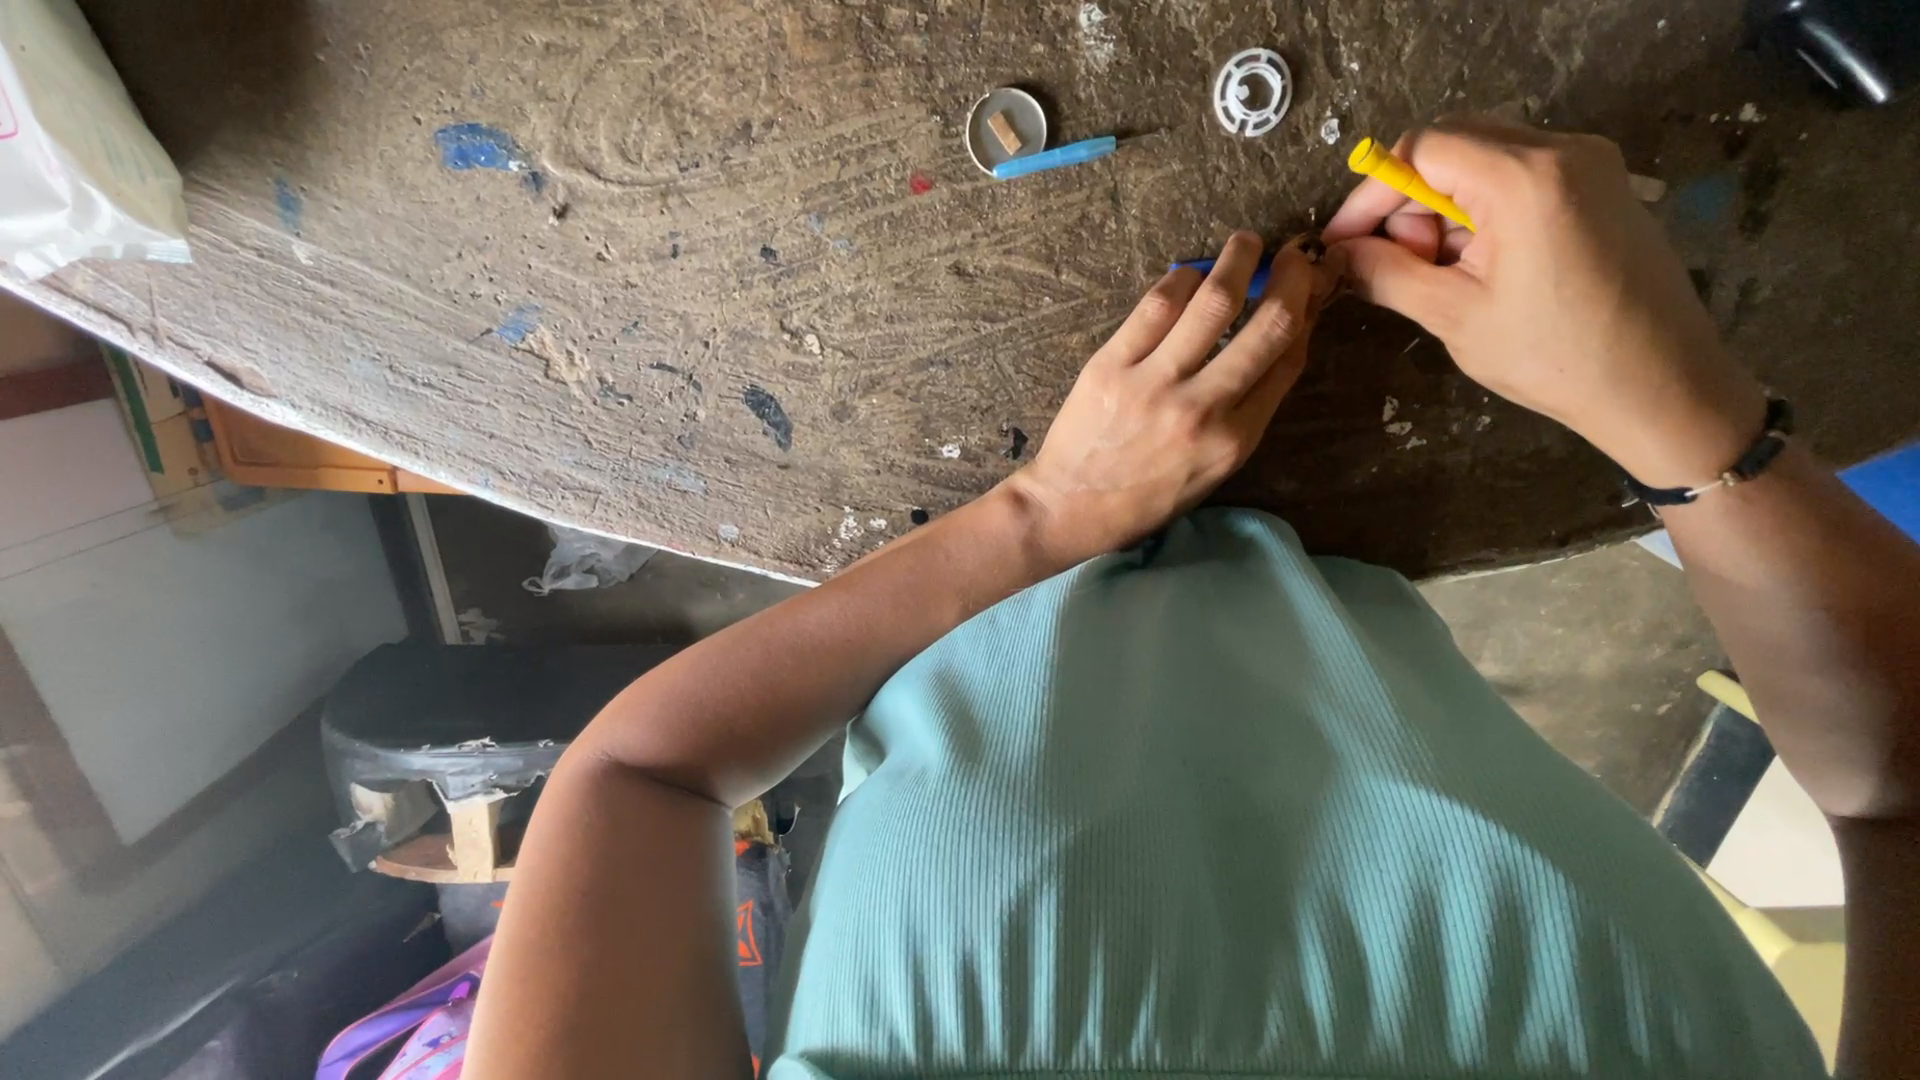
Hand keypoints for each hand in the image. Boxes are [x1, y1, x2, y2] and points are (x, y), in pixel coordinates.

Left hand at [1004, 231, 1334, 563]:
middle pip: (1269, 324)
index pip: (1288, 361)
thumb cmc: (1145, 497)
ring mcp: (1155, 384)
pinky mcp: (1110, 366)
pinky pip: (1155, 306)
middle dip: (1291, 278)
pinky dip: (1180, 281)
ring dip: (1238, 260)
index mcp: (1235, 440)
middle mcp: (1203, 409)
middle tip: (1291, 254)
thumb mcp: (1211, 471)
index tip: (1309, 290)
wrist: (1071, 507)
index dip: (1307, 315)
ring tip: (1244, 243)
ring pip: (1214, 301)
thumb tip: (1277, 346)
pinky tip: (1188, 275)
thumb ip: (1246, 414)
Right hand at [1321, 117, 1767, 487]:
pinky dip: (1475, 214)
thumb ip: (1386, 274)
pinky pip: (1514, 178)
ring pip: (1480, 162)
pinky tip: (1471, 266)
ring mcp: (1587, 165)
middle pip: (1451, 146)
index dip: (1370, 194)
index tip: (1341, 243)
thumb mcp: (1452, 315)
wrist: (1657, 382)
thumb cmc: (1551, 354)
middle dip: (1405, 202)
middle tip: (1393, 264)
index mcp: (1526, 178)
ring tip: (1434, 275)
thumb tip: (1336, 254)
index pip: (1422, 150)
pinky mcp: (1597, 187)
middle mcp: (1563, 150)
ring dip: (1438, 211)